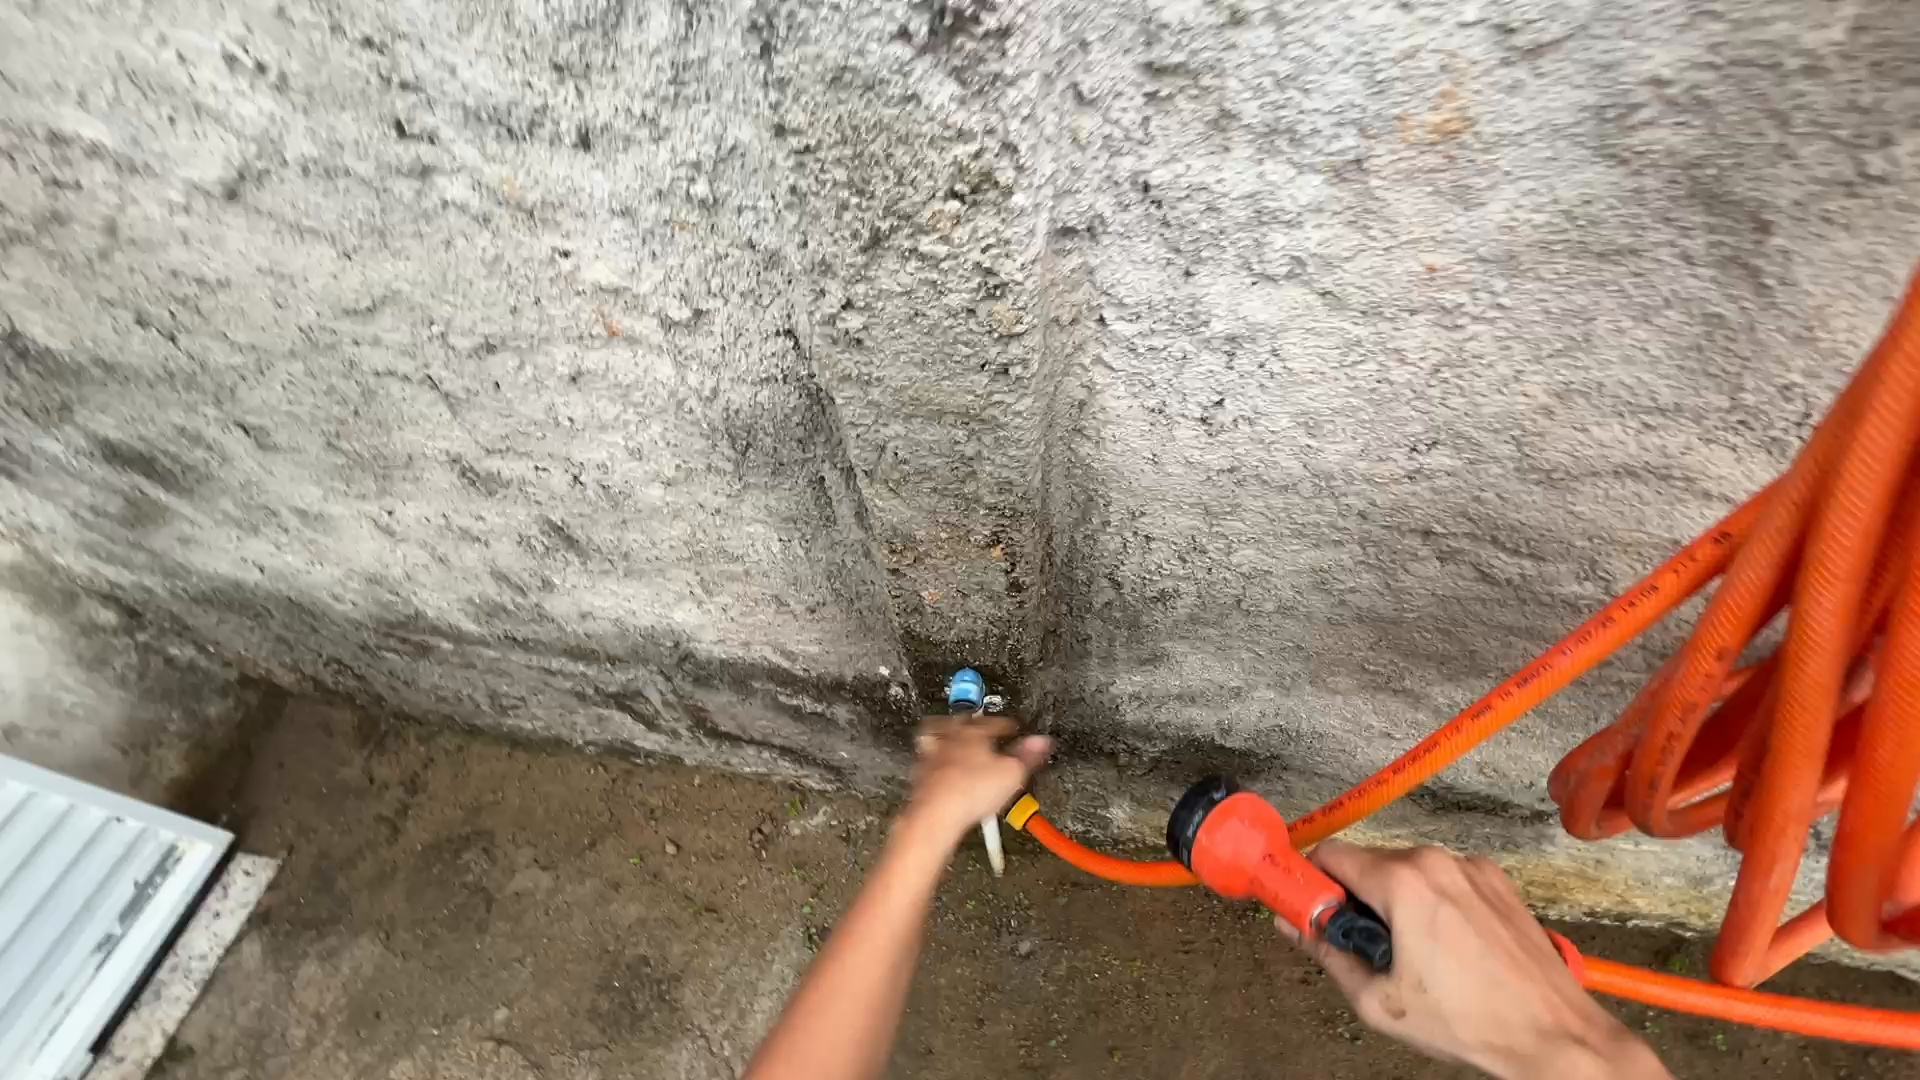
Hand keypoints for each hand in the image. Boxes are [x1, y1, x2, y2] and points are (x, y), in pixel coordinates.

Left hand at [901, 715, 1050, 844]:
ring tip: (952, 732)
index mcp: (974, 733)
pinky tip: (938, 765)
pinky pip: (927, 757)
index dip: (1008, 725)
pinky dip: (935, 757)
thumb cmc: (971, 792)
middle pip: (962, 721)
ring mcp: (934, 755)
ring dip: (947, 732)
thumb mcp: (1012, 774)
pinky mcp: (921, 774)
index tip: (1013, 727)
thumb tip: (1042, 742)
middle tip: (980, 721)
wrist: (936, 813)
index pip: (995, 722)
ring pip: (938, 733)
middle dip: (973, 721)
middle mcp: (951, 738)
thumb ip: (1028, 756)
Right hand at [1289, 842, 1669, 1079]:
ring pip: (1405, 869)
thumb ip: (1324, 952)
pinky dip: (1433, 899)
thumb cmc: (1469, 1024)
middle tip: (1368, 943)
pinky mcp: (1495, 878)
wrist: (1562, 1042)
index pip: (1329, 854)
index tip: (1317, 911)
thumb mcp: (1378, 1001)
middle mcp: (1432, 859)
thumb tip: (1289, 924)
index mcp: (1401, 879)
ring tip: (1416, 949)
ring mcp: (1469, 865)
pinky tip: (1450, 941)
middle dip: (1357, 896)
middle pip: (1367, 863)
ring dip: (1395, 898)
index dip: (1314, 881)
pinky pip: (1442, 876)